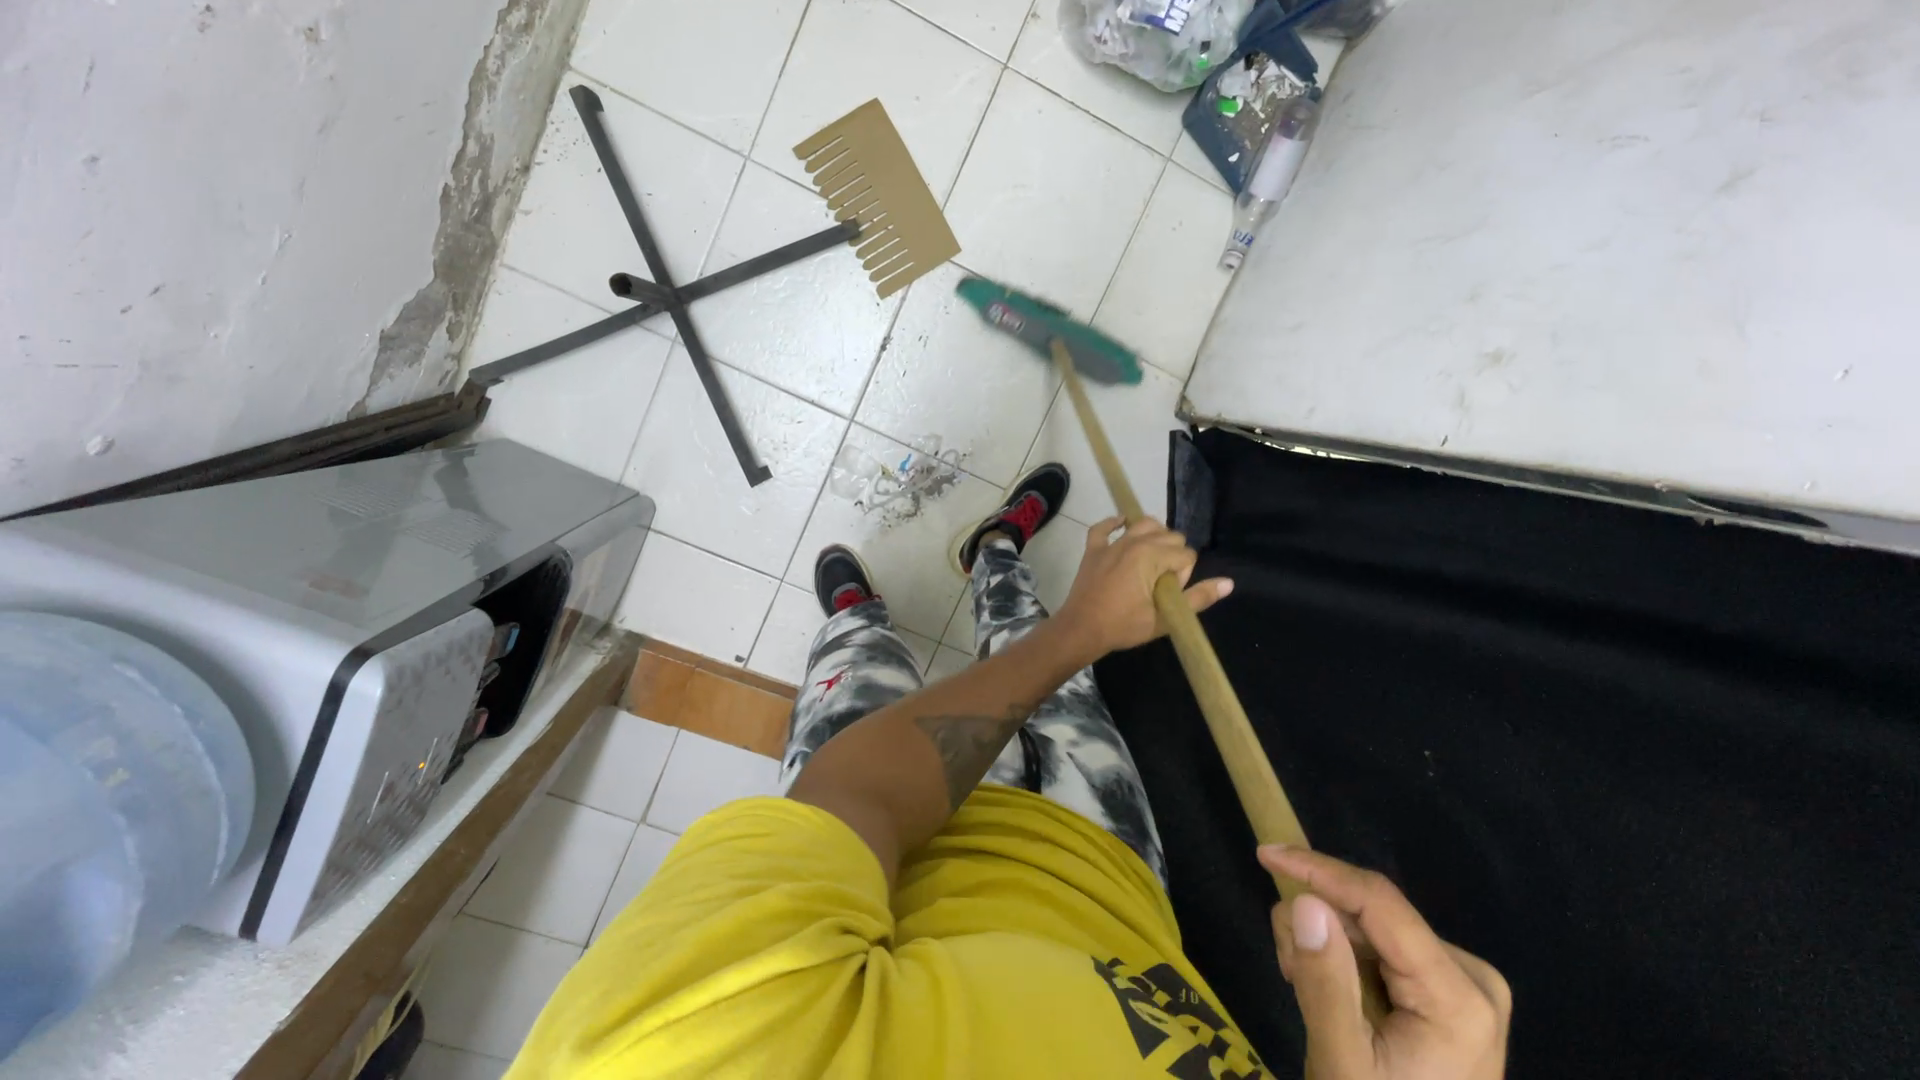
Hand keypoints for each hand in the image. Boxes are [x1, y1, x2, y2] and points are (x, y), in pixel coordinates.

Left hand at [1055, 516, 1231, 658]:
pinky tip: (1123, 526)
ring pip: (1143, 523)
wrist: (1081, 630)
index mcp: (1151, 555)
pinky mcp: (1093, 549)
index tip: (1169, 594)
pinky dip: (1114, 523)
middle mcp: (1133, 541)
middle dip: (1173, 556)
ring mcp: (1111, 543)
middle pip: (1170, 536)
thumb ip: (1198, 598)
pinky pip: (1104, 527)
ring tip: (1153, 561)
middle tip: (1161, 584)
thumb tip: (1229, 583)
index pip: (1186, 554)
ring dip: (1154, 537)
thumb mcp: (1166, 618)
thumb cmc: (1124, 626)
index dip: (1184, 575)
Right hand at [1259, 846, 1510, 1079]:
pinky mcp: (1451, 993)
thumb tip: (1304, 902)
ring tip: (1310, 994)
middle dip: (1318, 930)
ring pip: (1371, 929)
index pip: (1380, 904)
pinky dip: (1346, 964)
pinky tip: (1336, 999)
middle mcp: (1471, 976)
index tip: (1264, 855)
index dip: (1320, 871)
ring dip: (1328, 949)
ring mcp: (1465, 984)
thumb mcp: (1341, 1064)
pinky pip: (1382, 949)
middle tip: (1288, 974)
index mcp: (1457, 996)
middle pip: (1372, 916)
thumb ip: (1324, 984)